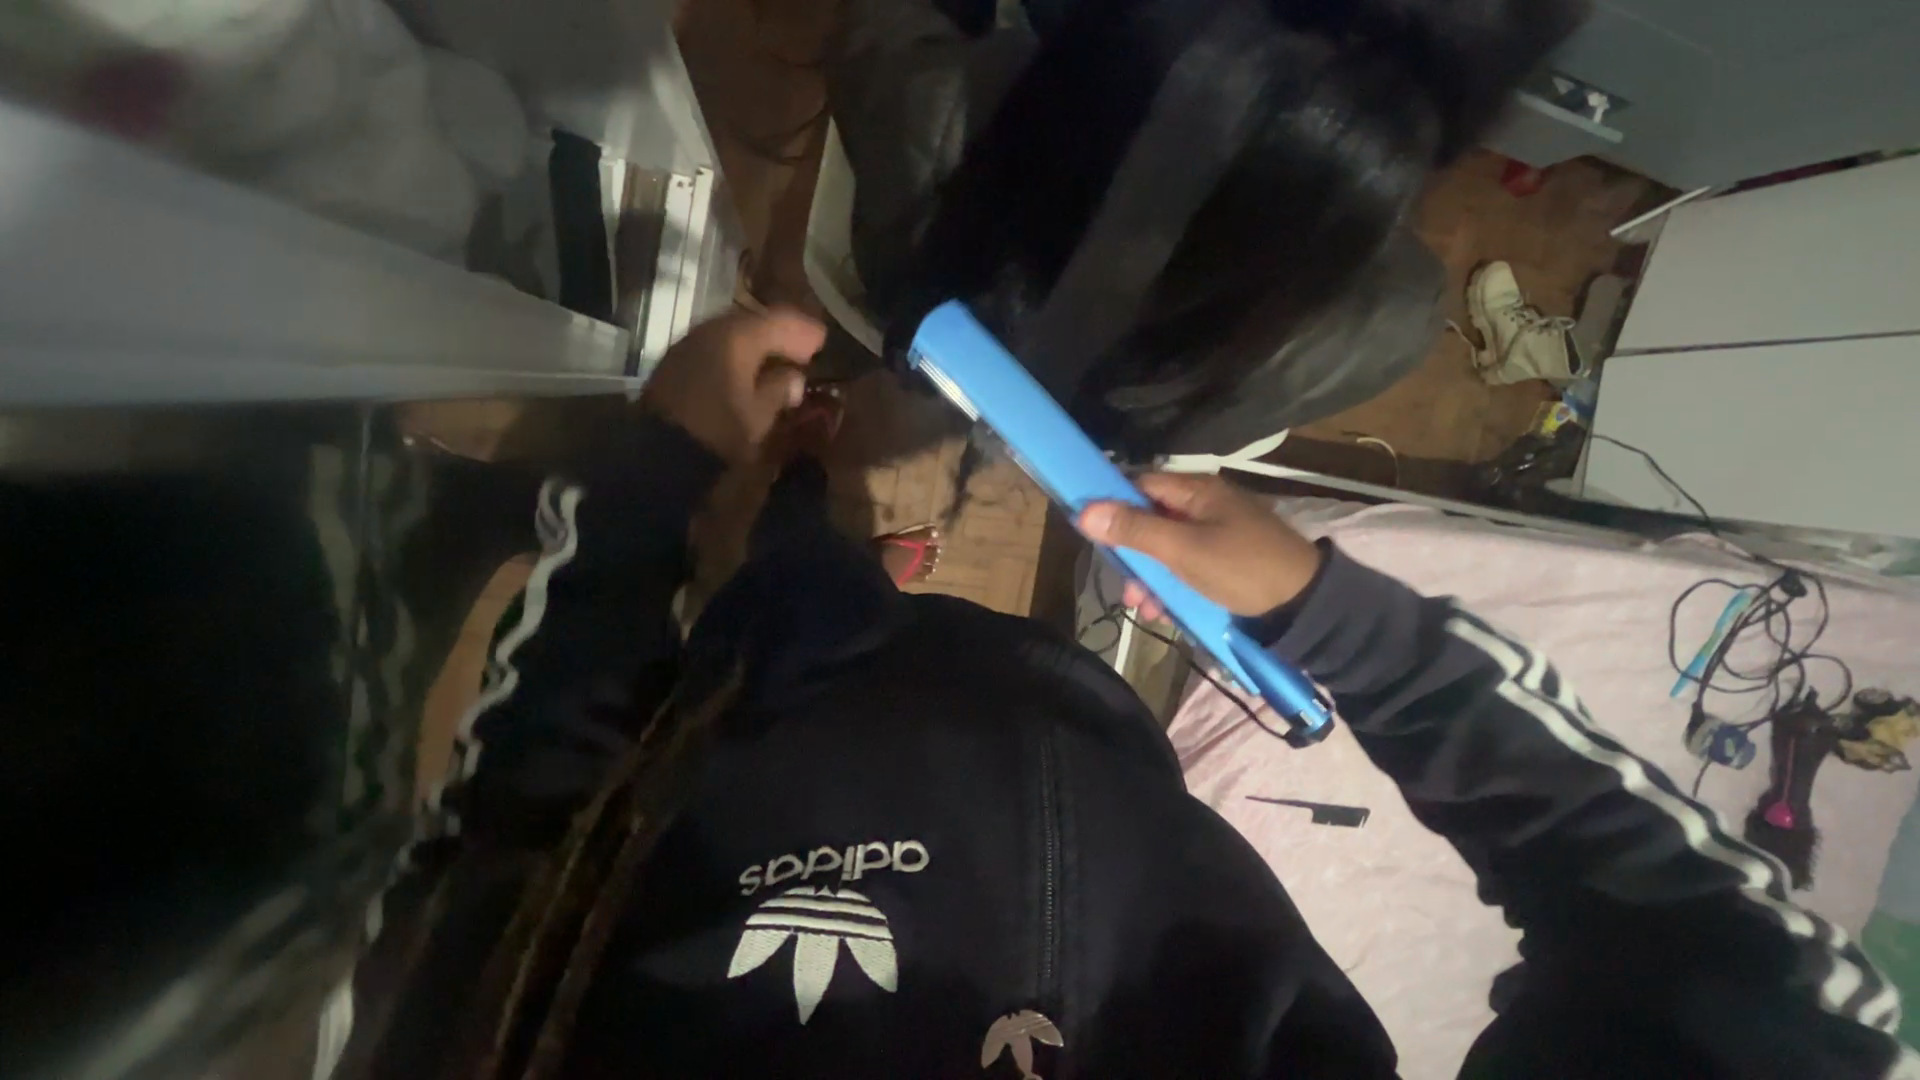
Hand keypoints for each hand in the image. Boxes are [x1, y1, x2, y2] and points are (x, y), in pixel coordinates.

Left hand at [641, 307, 825, 461]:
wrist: (659, 450)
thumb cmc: (719, 431)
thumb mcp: (759, 415)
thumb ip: (780, 389)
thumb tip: (794, 377)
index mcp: (738, 338)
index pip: (779, 322)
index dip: (804, 331)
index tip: (822, 340)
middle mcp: (713, 330)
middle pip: (753, 322)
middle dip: (780, 333)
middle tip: (803, 348)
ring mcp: (690, 342)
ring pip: (732, 332)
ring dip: (757, 342)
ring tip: (776, 357)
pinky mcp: (676, 360)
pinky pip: (715, 345)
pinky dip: (735, 351)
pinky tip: (745, 366)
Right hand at [1078, 472, 1322, 617]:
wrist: (1304, 605)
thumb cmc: (1242, 567)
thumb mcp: (1183, 550)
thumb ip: (1135, 531)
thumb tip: (1084, 511)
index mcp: (1196, 491)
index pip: (1139, 484)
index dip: (1112, 503)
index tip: (1090, 530)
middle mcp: (1202, 506)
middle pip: (1148, 519)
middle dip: (1130, 553)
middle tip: (1122, 583)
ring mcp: (1214, 533)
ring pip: (1164, 548)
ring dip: (1148, 577)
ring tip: (1142, 606)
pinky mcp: (1221, 560)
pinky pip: (1183, 566)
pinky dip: (1169, 586)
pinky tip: (1163, 611)